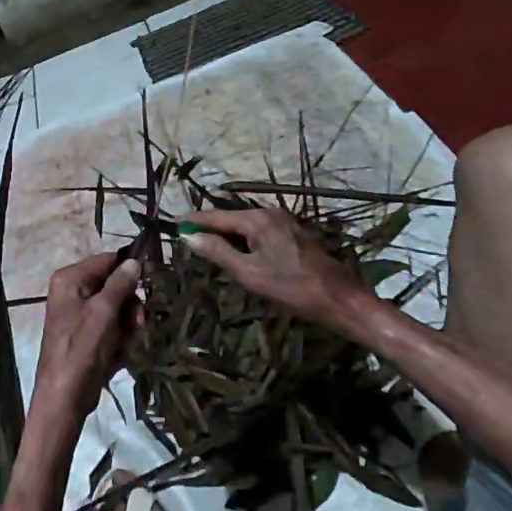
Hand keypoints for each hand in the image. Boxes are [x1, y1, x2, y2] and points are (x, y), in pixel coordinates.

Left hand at [34, 252, 141, 414]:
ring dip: (129, 322)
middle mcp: (72, 292)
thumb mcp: (104, 312)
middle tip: (138, 322)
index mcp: (69, 279)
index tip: (153, 279)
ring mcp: (80, 314)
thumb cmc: (82, 349)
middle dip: (130, 303)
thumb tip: (134, 261)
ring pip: (117, 307)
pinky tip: (124, 350)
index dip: (130, 269)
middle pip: (114, 284)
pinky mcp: (88, 335)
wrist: (65, 397)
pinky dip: (121, 336)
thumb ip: (120, 283)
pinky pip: (112, 325)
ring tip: (131, 339)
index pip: (106, 260)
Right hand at [179, 207, 363, 326]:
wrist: (339, 297)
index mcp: (257, 219)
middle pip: (230, 217)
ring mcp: (283, 221)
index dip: (193, 220)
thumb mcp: (249, 273)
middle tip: (185, 235)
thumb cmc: (292, 288)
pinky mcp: (291, 233)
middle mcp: (269, 213)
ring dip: (225, 232)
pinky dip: (242, 237)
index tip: (172, 223)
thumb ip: (218, 252)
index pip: (216, 216)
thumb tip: (189, 236)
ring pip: (244, 224)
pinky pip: (257, 229)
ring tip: (205, 243)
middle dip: (208, 225)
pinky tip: (235, 250)